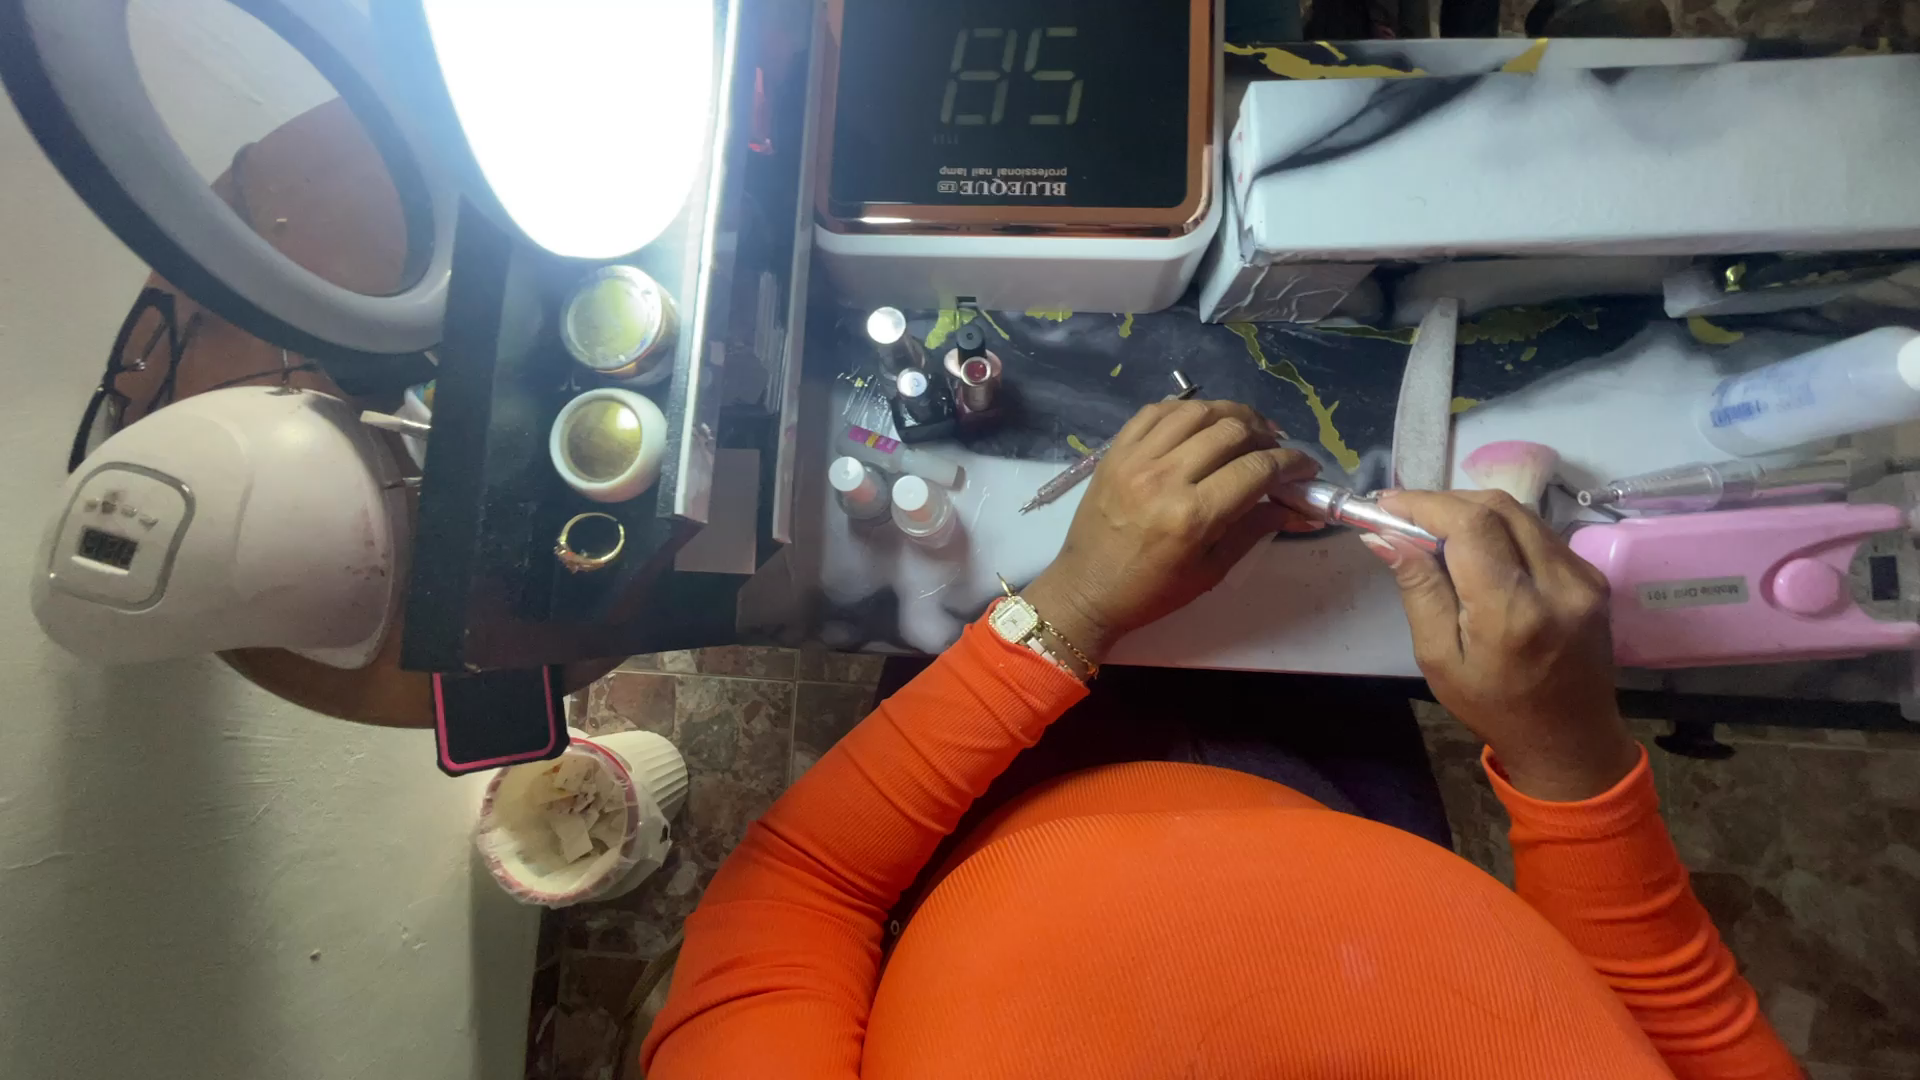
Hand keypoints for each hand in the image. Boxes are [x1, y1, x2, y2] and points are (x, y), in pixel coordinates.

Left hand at [1025, 399, 1320, 662]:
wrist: (1086, 590)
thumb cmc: (1151, 591)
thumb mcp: (1210, 571)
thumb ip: (1255, 530)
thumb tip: (1299, 507)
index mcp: (1192, 515)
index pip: (1257, 468)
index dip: (1292, 463)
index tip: (1305, 468)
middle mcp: (1164, 477)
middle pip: (1231, 430)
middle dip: (1266, 435)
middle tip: (1274, 450)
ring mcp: (1134, 459)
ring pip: (1195, 411)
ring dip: (1229, 414)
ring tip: (1244, 431)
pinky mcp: (1113, 452)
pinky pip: (1155, 411)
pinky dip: (1185, 410)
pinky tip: (1200, 423)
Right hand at [1365, 490, 1639, 800]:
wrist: (1569, 738)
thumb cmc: (1491, 705)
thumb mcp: (1437, 656)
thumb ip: (1418, 589)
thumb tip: (1384, 537)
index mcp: (1513, 610)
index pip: (1470, 525)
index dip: (1423, 504)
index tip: (1384, 506)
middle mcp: (1558, 583)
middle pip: (1497, 507)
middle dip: (1442, 502)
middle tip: (1401, 516)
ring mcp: (1583, 577)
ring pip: (1519, 512)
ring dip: (1468, 510)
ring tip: (1429, 529)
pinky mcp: (1591, 576)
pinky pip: (1536, 531)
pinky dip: (1494, 526)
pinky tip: (1469, 547)